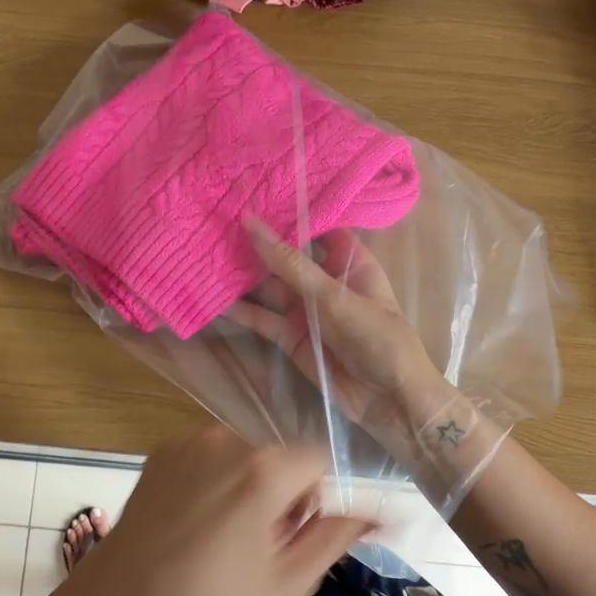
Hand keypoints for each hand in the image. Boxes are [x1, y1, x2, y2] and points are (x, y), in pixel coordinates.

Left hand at [0, 424, 372, 595]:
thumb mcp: (288, 581)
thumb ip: (337, 534)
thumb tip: (382, 511)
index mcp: (265, 468)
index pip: (319, 459)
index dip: (316, 497)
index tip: (294, 534)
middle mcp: (227, 437)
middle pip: (279, 454)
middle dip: (281, 491)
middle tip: (256, 546)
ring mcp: (188, 440)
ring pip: (242, 455)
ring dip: (246, 484)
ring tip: (218, 537)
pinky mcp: (160, 449)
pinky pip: (207, 457)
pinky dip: (212, 481)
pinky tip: (190, 524)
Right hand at [226, 222, 473, 461]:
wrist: (389, 403)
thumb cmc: (377, 339)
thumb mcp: (333, 298)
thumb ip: (289, 264)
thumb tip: (251, 223)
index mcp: (349, 261)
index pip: (316, 226)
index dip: (288, 210)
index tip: (253, 192)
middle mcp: (324, 281)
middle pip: (285, 255)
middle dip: (256, 242)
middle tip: (216, 219)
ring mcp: (305, 309)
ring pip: (268, 286)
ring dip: (242, 274)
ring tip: (207, 253)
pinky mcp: (291, 336)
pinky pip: (262, 317)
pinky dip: (240, 310)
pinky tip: (213, 297)